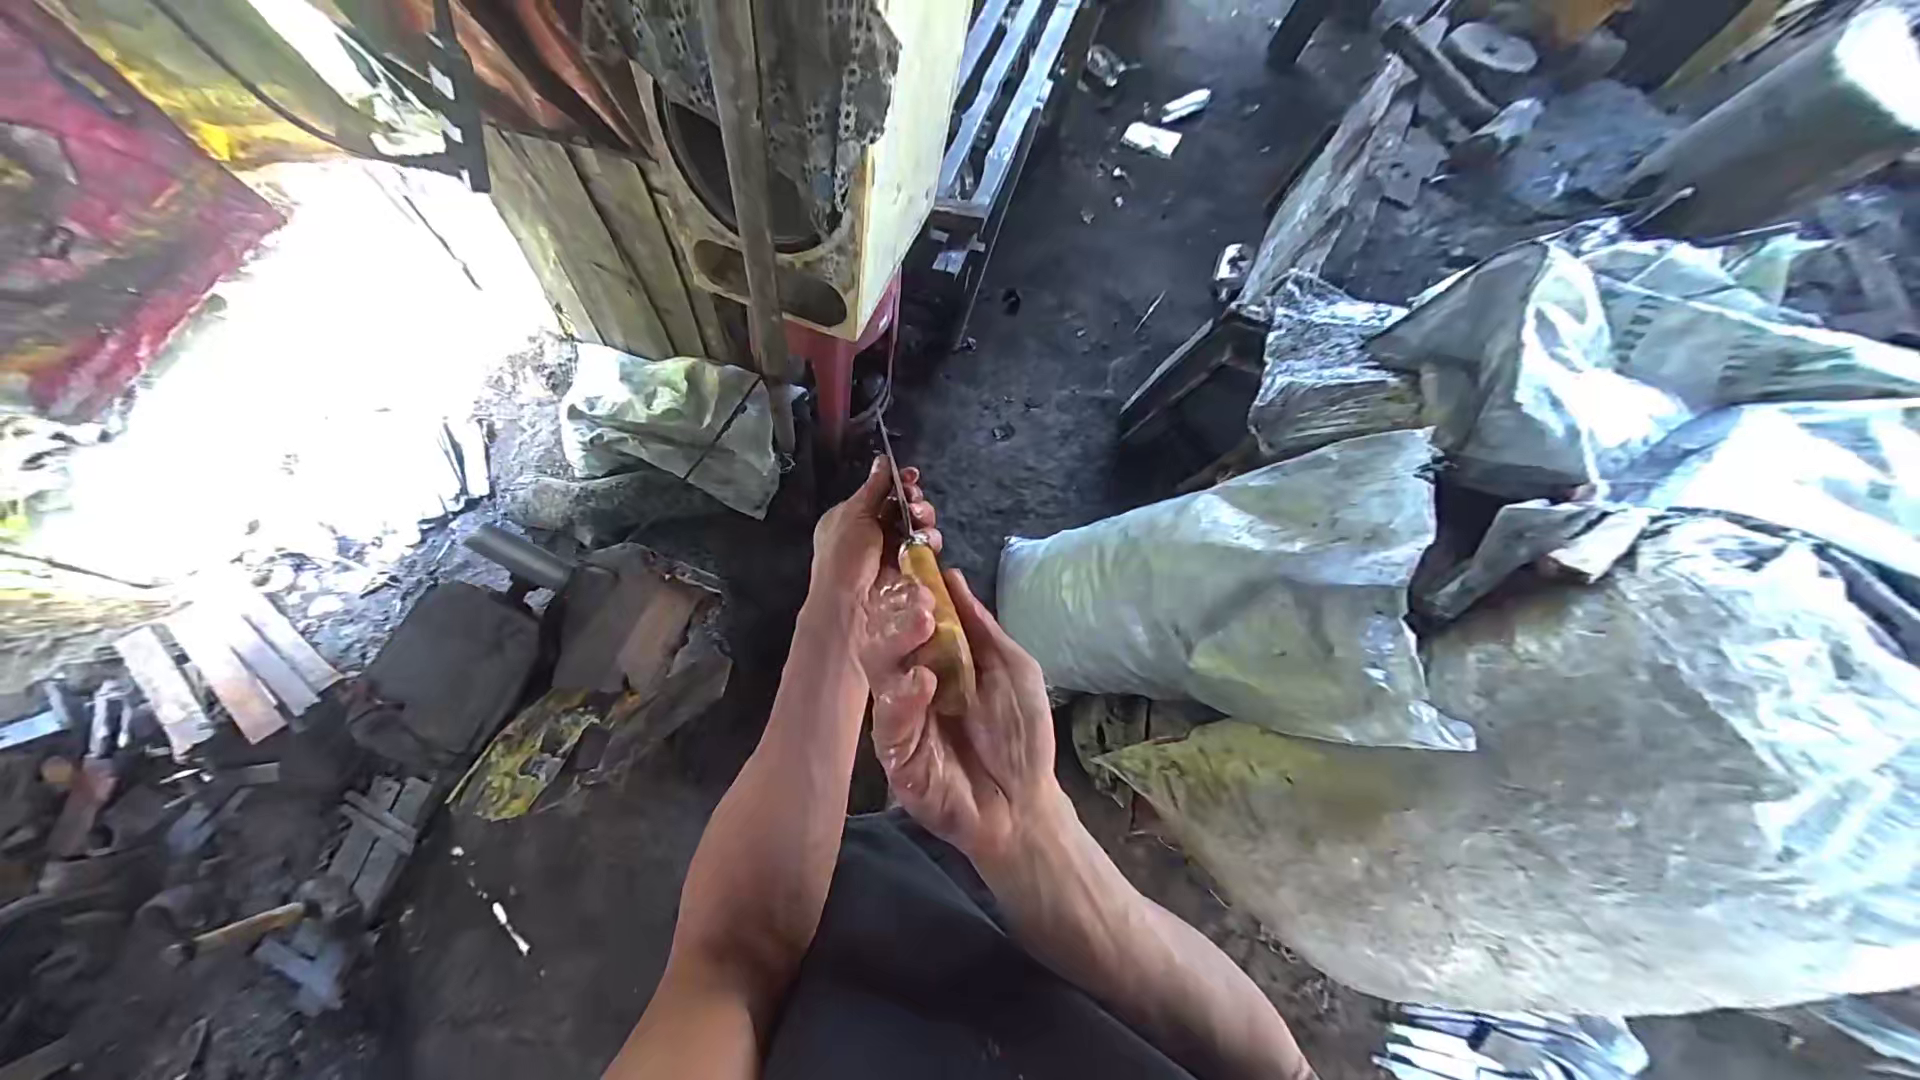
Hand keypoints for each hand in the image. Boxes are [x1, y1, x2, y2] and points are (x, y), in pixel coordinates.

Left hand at [810, 456, 939, 609]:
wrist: (851, 607)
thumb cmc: (844, 558)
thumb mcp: (854, 514)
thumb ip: (874, 488)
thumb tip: (884, 461)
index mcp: (853, 517)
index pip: (882, 493)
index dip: (898, 483)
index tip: (911, 476)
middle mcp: (875, 533)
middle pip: (906, 507)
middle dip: (915, 501)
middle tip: (914, 504)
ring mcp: (894, 552)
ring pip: (920, 526)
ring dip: (924, 520)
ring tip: (920, 523)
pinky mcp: (910, 570)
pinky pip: (927, 549)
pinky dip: (930, 542)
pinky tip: (926, 542)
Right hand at [860, 569, 1063, 866]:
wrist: (1024, 803)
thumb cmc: (1020, 734)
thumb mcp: (1010, 668)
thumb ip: (980, 627)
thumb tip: (952, 577)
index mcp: (935, 662)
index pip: (910, 621)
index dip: (910, 596)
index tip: (920, 573)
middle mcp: (911, 685)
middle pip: (887, 643)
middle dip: (900, 616)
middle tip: (920, 600)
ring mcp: (901, 721)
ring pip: (880, 676)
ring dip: (897, 646)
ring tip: (922, 626)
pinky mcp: (897, 758)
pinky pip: (889, 723)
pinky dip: (904, 698)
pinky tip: (924, 682)